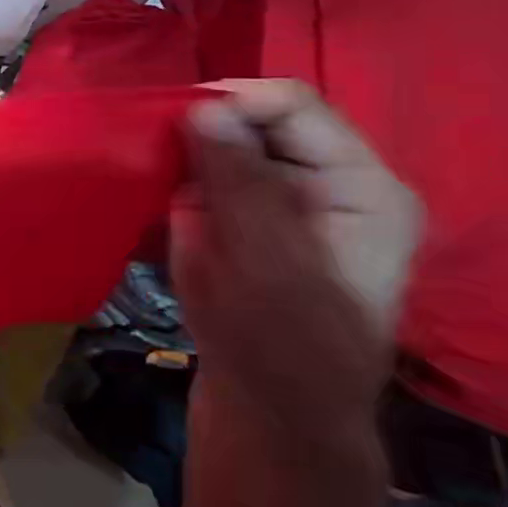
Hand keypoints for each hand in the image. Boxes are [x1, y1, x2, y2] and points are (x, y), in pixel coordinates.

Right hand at [172, 80, 421, 422]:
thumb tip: (204, 106)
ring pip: (223, 135)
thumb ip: (240, 182)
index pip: (291, 106)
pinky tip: (154, 181)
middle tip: (154, 147)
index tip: (173, 121)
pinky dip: (173, 165)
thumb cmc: (281, 342)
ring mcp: (279, 191)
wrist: (268, 403)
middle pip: (257, 116)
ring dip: (182, 144)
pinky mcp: (241, 207)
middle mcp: (323, 177)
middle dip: (202, 123)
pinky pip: (203, 164)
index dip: (232, 103)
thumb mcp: (265, 263)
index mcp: (358, 183)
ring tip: (149, 163)